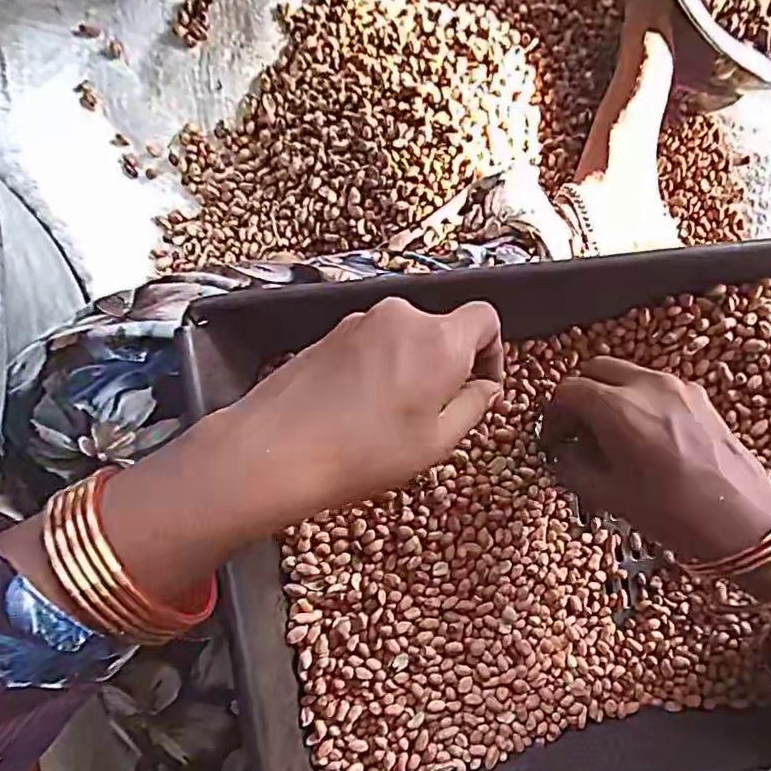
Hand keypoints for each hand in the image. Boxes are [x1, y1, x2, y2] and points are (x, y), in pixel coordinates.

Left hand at [220, 296, 503, 524]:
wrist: (278, 451)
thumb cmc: (361, 452)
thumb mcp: (437, 441)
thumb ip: (474, 406)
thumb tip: (486, 390)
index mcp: (439, 340)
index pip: (486, 320)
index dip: (493, 354)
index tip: (482, 385)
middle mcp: (401, 318)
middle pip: (443, 331)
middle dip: (448, 368)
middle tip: (437, 413)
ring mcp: (361, 322)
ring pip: (406, 340)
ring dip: (411, 370)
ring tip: (393, 420)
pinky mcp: (331, 334)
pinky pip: (372, 346)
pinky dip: (379, 370)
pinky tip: (363, 411)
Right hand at [541, 357, 770, 561]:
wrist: (741, 520)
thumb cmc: (673, 512)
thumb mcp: (609, 495)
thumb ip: (573, 466)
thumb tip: (562, 452)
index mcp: (618, 409)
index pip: (567, 390)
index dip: (552, 414)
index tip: (553, 438)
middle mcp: (646, 386)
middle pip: (595, 370)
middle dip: (578, 397)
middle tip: (574, 430)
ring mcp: (677, 387)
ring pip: (626, 375)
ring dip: (607, 397)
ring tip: (607, 436)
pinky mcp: (698, 397)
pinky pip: (654, 387)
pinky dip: (635, 401)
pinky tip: (640, 437)